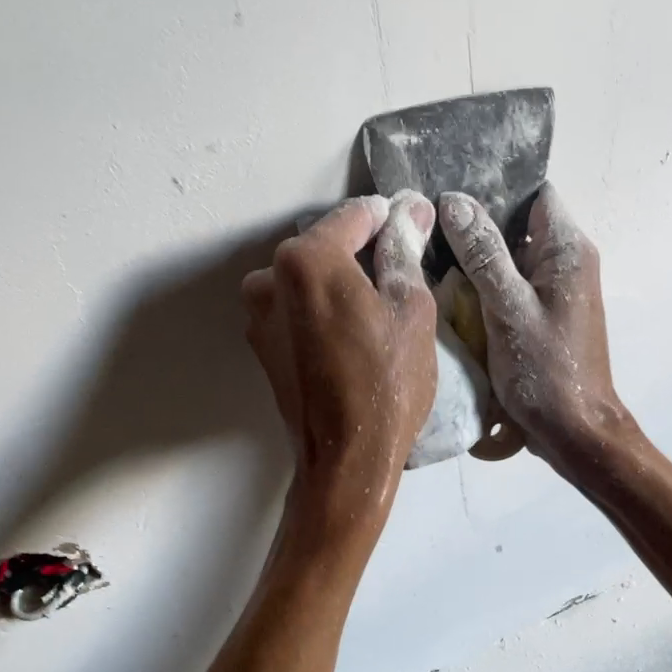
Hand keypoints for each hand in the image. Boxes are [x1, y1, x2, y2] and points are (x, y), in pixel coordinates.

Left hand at [243, 191, 438, 504]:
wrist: (346, 458)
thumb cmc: (387, 383)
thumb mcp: (412, 311)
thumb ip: (404, 253)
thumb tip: (411, 213)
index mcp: (307, 259)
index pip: (354, 217)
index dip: (388, 219)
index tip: (412, 226)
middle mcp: (269, 278)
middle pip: (324, 247)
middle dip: (361, 253)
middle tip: (401, 277)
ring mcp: (258, 314)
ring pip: (308, 280)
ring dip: (339, 285)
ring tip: (378, 314)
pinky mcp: (261, 345)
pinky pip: (297, 311)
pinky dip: (322, 313)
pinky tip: (352, 339)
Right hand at [437, 185, 630, 469]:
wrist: (574, 432)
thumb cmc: (545, 370)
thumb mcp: (507, 308)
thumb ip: (483, 254)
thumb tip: (455, 200)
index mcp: (568, 250)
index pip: (535, 194)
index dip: (495, 192)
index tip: (451, 201)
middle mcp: (567, 263)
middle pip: (519, 226)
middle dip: (478, 229)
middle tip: (429, 232)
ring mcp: (556, 292)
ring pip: (511, 259)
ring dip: (477, 262)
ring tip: (432, 262)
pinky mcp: (543, 318)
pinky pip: (511, 289)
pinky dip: (485, 290)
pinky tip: (452, 299)